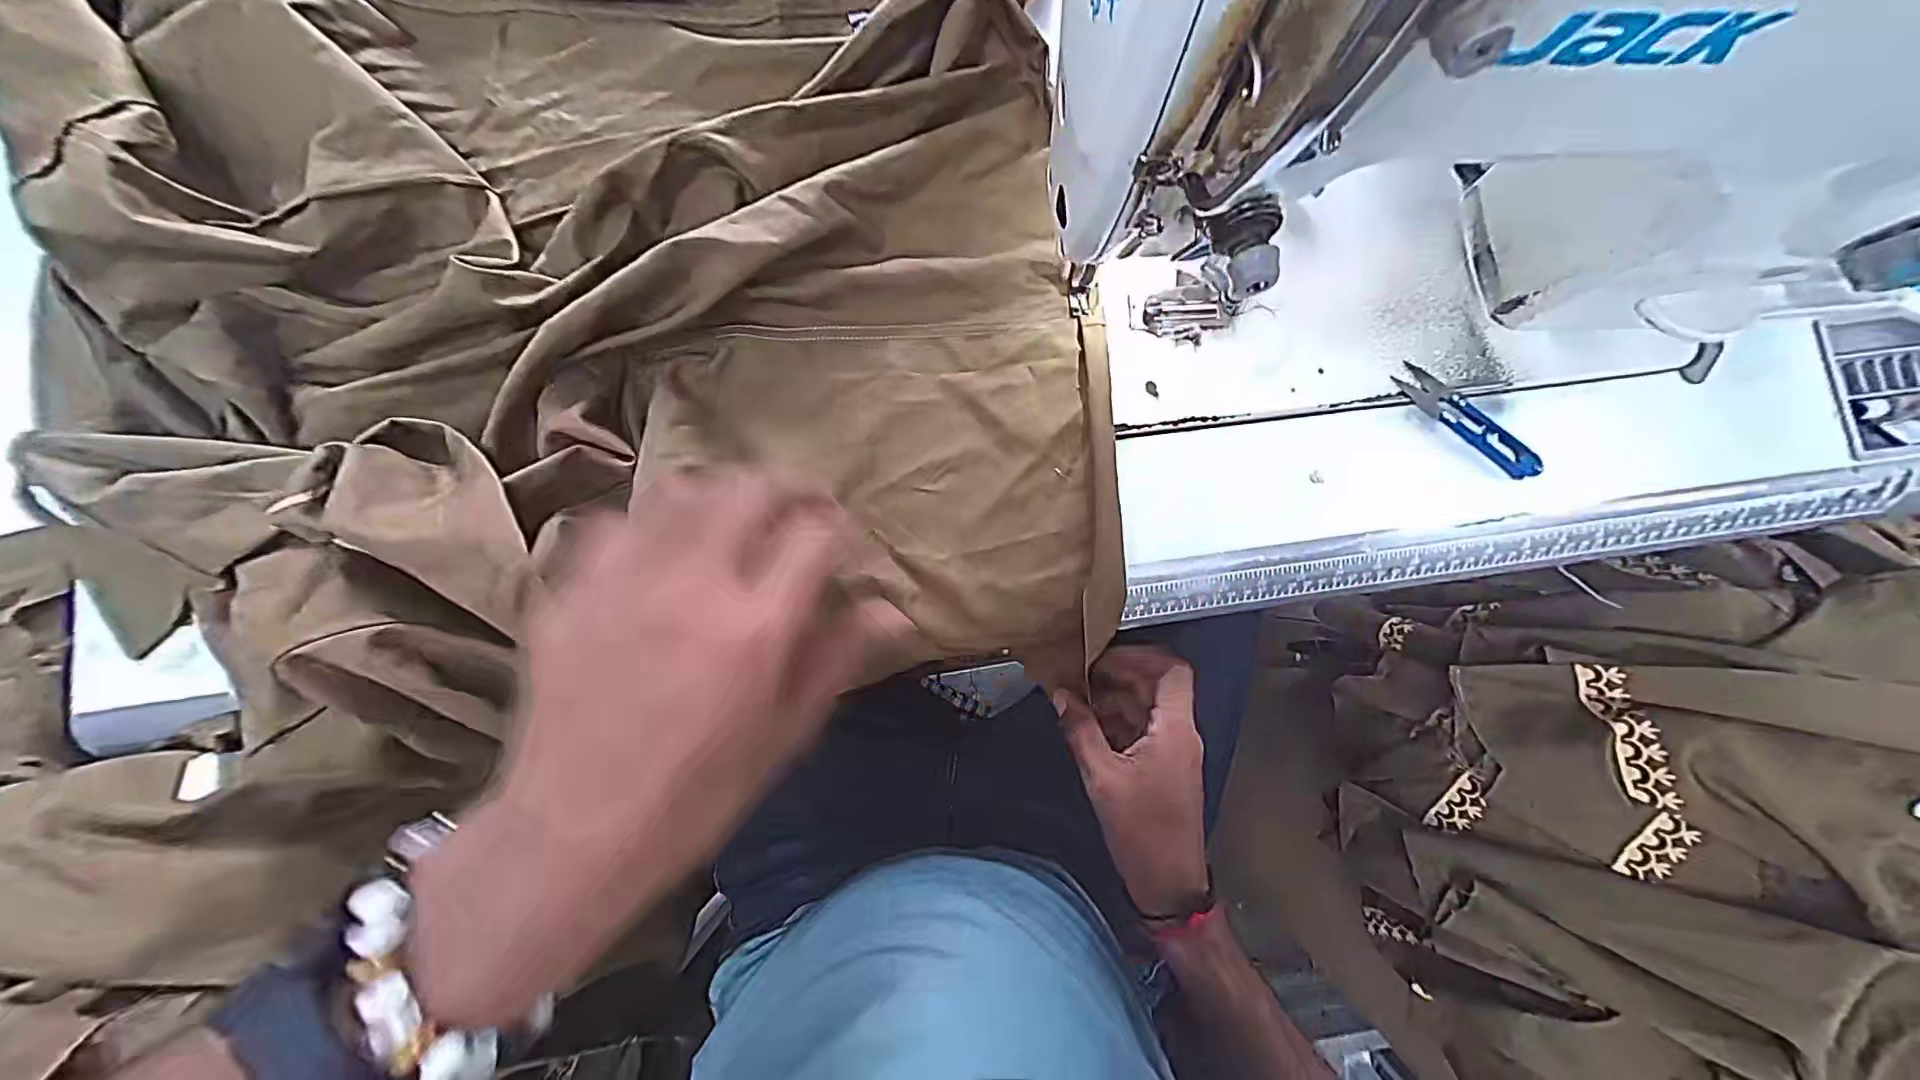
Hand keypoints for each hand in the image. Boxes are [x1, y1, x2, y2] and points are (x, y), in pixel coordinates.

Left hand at [410, 469, 906, 1027]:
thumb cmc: (700, 793)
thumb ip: (839, 657)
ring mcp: (623, 581)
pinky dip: (650, 522)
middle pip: (749, 490)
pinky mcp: (571, 591)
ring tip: (736, 516)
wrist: (575, 834)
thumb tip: (894, 610)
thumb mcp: (787, 733)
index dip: (842, 527)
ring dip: (722, 492)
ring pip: (680, 489)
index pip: (816, 535)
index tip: (847, 542)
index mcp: (754, 627)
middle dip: (789, 487)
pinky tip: (660, 550)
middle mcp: (691, 585)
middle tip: (804, 507)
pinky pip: (614, 522)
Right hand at [1052, 647, 1208, 918]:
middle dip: (1121, 675)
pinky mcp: (1167, 767)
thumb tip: (1060, 695)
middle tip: (1084, 675)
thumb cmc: (1141, 831)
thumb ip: (1080, 730)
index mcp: (1175, 729)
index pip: (1173, 671)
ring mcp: (1176, 751)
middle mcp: (1182, 734)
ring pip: (1151, 707)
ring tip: (1081, 698)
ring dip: (1118, 698)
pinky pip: (1146, 729)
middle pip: (1159, 686)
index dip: (1140, 656)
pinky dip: (1120, 720)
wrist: (1169, 884)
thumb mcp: (1102, 777)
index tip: (1104, 657)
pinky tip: (1091, 726)